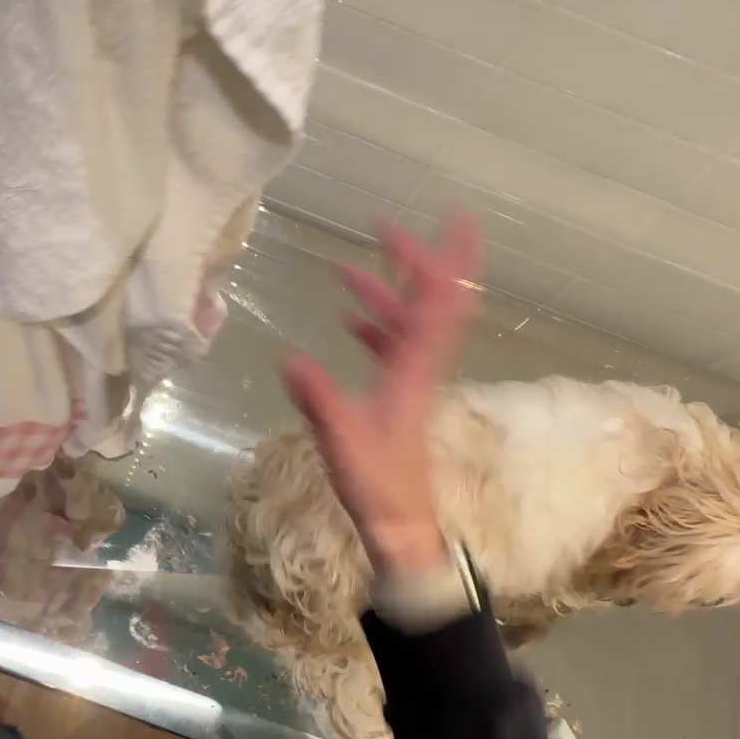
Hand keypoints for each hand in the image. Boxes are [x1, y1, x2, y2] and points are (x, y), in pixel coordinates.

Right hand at [281, 214, 482, 576]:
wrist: (399, 522)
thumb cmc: (376, 481)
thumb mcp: (341, 437)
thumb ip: (317, 396)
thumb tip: (288, 357)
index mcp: (415, 370)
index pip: (439, 304)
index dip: (447, 260)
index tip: (451, 216)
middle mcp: (420, 368)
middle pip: (426, 304)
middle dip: (409, 263)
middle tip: (384, 228)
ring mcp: (411, 383)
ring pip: (404, 325)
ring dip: (381, 295)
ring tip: (345, 271)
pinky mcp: (397, 399)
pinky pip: (390, 350)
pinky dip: (372, 329)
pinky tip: (347, 322)